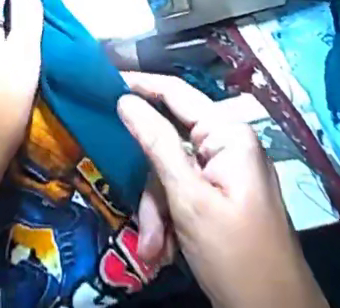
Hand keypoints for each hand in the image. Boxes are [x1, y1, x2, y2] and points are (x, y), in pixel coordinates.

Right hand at [118, 73, 327, 307]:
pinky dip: (171, 220)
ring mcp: (226, 172)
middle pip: (169, 141)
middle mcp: (228, 145)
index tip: (104, 83)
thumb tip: (125, 98)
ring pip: (171, 172)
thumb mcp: (189, 199)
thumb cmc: (236, 256)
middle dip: (151, 185)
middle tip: (145, 228)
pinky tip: (167, 251)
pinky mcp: (222, 197)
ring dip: (158, 212)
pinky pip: (184, 192)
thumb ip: (156, 143)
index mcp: (228, 134)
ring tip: (156, 251)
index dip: (140, 84)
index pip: (175, 93)